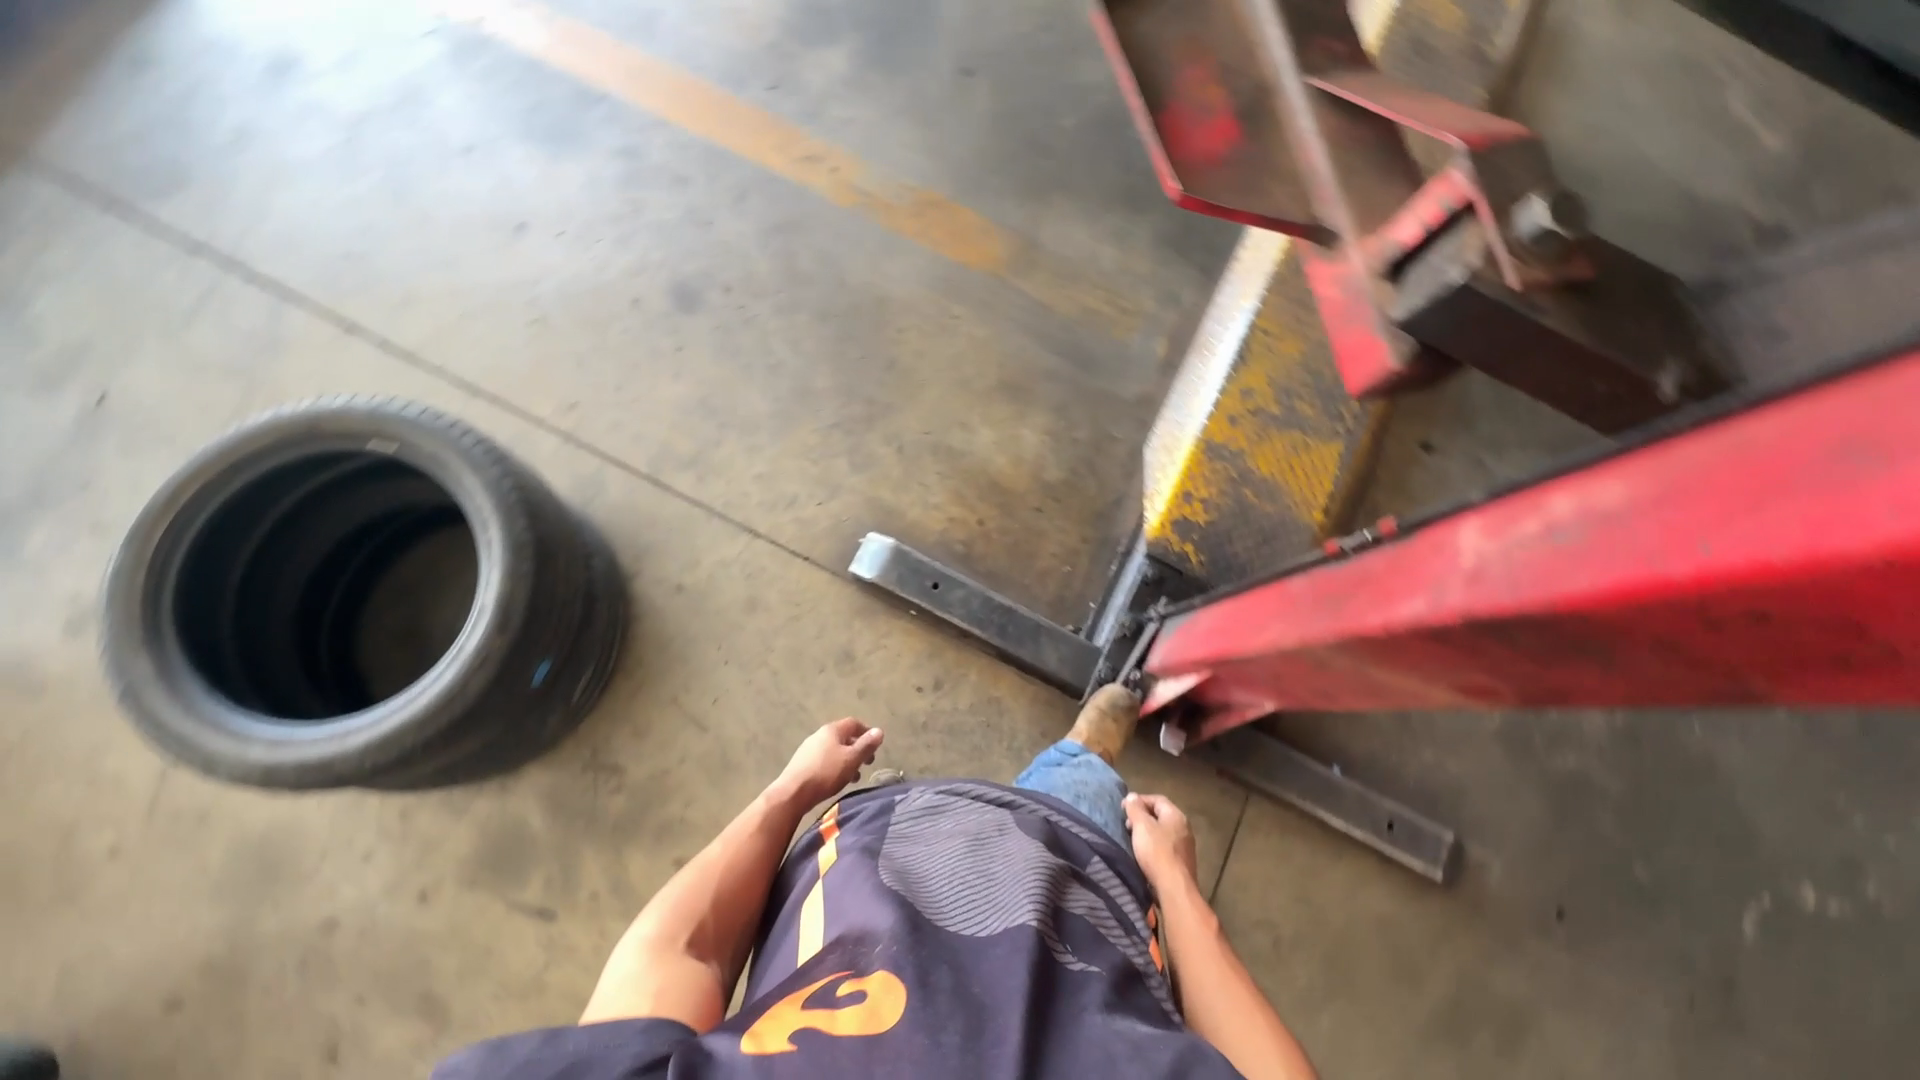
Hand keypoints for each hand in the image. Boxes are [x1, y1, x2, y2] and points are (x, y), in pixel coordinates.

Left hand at [774, 718, 883, 808]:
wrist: (793, 792)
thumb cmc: (826, 773)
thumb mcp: (852, 759)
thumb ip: (866, 745)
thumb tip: (879, 731)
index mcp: (832, 730)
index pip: (854, 723)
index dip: (867, 732)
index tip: (876, 745)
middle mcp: (819, 735)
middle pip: (843, 737)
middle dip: (858, 749)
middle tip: (867, 763)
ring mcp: (808, 749)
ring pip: (834, 750)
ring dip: (847, 760)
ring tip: (854, 777)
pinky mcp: (802, 763)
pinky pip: (824, 760)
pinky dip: (835, 767)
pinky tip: (837, 781)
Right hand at [1124, 793, 1197, 887]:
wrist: (1174, 888)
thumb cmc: (1157, 852)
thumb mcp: (1141, 826)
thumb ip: (1135, 809)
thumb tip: (1132, 796)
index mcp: (1176, 815)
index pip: (1157, 799)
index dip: (1139, 800)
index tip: (1123, 808)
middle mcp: (1184, 828)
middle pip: (1160, 816)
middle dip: (1141, 817)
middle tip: (1126, 825)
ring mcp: (1185, 846)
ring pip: (1162, 832)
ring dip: (1146, 833)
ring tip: (1132, 840)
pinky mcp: (1182, 862)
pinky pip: (1165, 847)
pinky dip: (1153, 846)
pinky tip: (1143, 855)